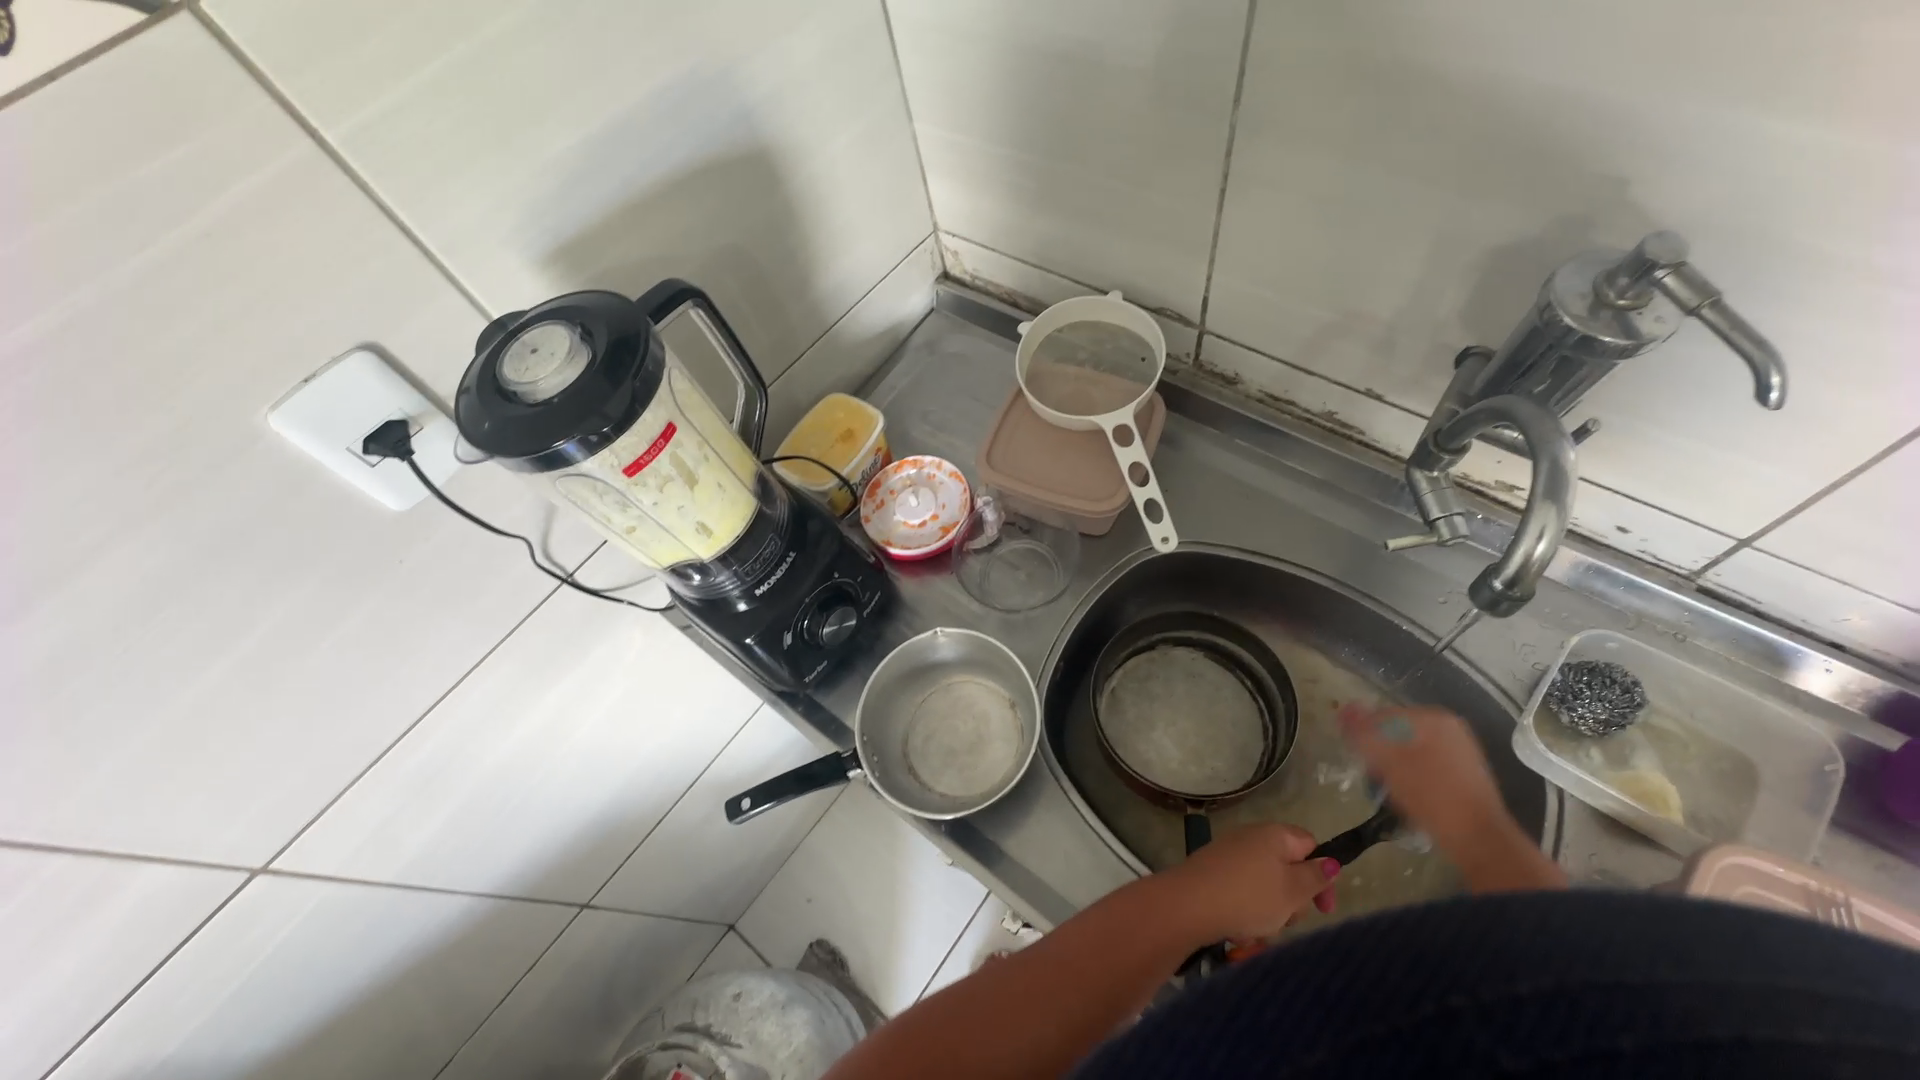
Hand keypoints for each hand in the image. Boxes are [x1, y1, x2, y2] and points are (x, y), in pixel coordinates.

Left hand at [1156, 823, 1338, 942]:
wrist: (1189, 905)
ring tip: (1257, 930)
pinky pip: (1241, 897)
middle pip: (1287, 871)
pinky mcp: (1212, 875)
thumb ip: (1315, 877)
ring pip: (1265, 891)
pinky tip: (1238, 932)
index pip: (1310, 845)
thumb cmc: (1249, 896)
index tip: (1323, 908)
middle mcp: (1250, 839)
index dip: (1322, 875)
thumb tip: (1331, 861)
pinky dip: (1244, 915)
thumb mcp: (1292, 890)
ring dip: (1268, 916)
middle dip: (1291, 902)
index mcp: (1274, 835)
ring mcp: (1229, 857)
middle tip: (1284, 919)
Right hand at [1339, 704, 1507, 852]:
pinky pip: (1425, 759)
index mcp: (1432, 718)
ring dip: (1394, 761)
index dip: (1363, 734)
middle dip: (1380, 748)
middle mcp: (1448, 726)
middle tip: (1371, 773)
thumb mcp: (1390, 763)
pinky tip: (1409, 791)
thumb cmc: (1431, 797)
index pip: (1382, 715)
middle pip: (1397, 730)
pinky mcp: (1463, 768)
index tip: (1355, 757)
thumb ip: (1364, 734)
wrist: (1477, 837)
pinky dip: (1411, 770)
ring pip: (1409, 746)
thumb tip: (1343, 711)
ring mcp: (1459, 746)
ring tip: (1389, 786)